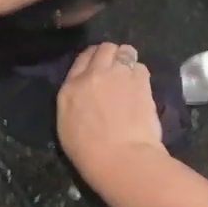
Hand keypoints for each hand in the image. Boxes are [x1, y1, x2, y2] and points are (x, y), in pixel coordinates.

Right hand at [57, 43, 164, 183]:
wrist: (120, 158)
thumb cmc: (89, 154)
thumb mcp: (66, 127)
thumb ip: (74, 103)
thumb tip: (86, 95)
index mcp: (69, 89)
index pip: (80, 59)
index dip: (91, 59)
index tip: (98, 67)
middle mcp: (92, 75)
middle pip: (103, 48)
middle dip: (110, 55)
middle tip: (116, 70)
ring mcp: (118, 74)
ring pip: (124, 51)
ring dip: (127, 60)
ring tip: (130, 76)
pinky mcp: (140, 81)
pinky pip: (140, 66)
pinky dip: (140, 74)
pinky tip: (141, 88)